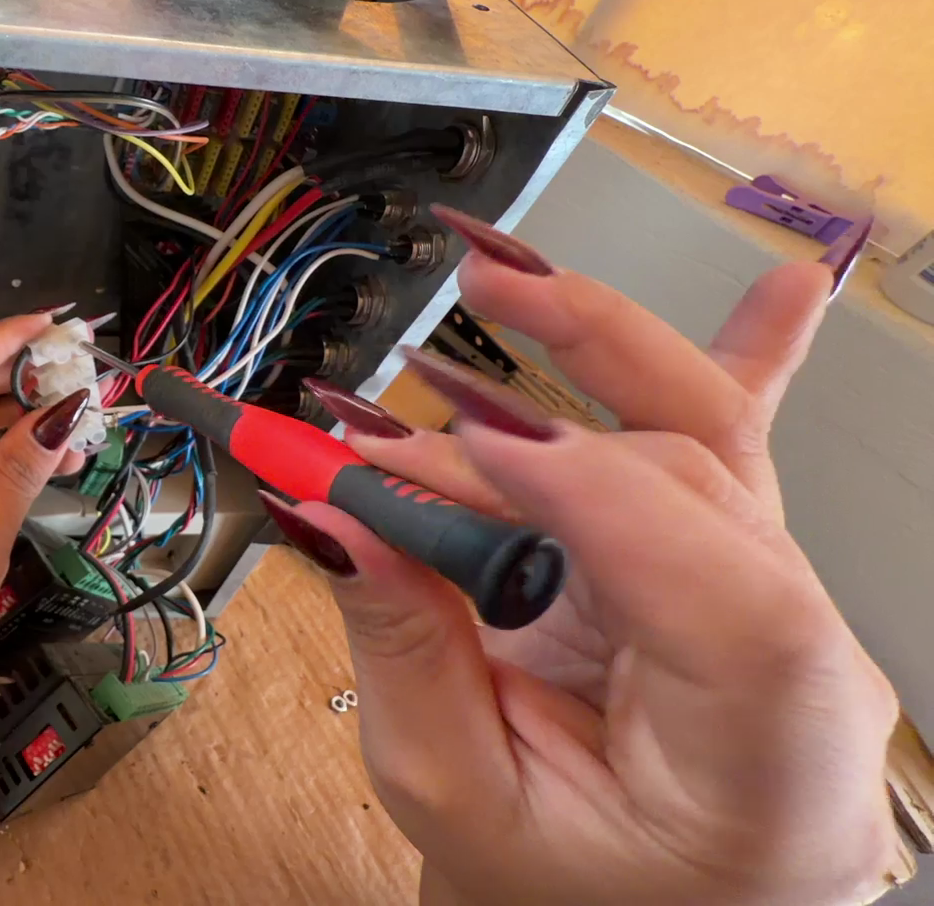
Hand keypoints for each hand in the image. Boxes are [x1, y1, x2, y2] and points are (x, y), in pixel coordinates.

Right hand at [276, 210, 897, 905]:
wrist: (632, 889)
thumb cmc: (552, 872)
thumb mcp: (447, 783)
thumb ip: (399, 649)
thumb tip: (334, 518)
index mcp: (760, 760)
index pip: (720, 596)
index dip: (587, 497)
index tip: (452, 443)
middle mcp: (791, 652)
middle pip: (674, 486)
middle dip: (499, 445)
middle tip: (366, 431)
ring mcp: (758, 588)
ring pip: (693, 434)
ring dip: (584, 345)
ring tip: (492, 281)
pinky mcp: (708, 555)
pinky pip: (736, 444)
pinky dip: (745, 358)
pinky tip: (788, 284)